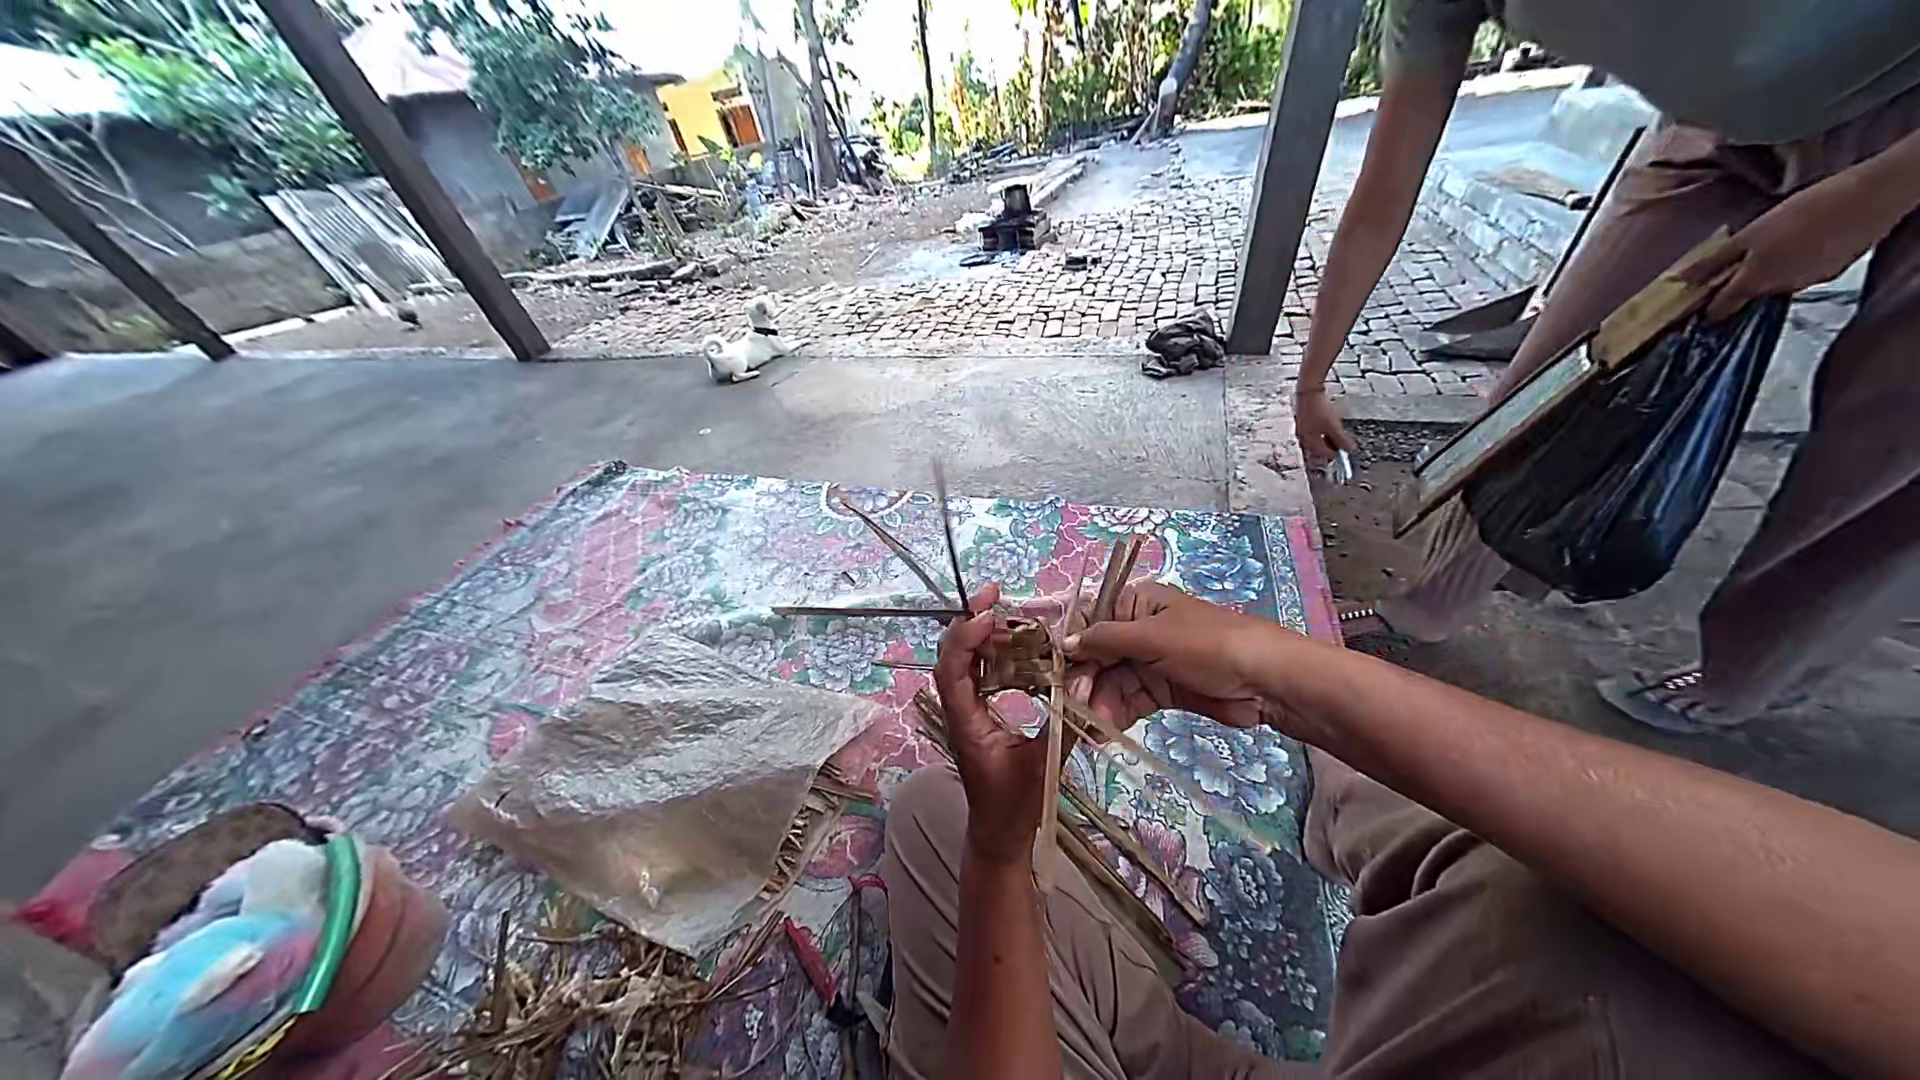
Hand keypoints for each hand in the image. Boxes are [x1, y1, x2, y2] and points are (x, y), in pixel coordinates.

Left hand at [934, 583, 1050, 866]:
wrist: (999, 834)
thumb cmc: (1015, 806)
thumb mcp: (1043, 768)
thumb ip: (1064, 728)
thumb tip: (1087, 689)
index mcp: (967, 722)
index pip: (952, 671)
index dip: (965, 638)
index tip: (988, 613)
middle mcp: (960, 710)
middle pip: (952, 657)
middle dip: (969, 621)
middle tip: (994, 594)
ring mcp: (967, 710)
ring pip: (963, 661)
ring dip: (979, 633)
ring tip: (1004, 609)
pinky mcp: (979, 712)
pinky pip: (978, 673)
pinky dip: (990, 651)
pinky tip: (1011, 641)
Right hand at [1063, 582, 1305, 732]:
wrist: (1265, 681)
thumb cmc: (1207, 645)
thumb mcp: (1152, 636)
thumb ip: (1105, 639)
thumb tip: (1065, 643)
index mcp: (1135, 604)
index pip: (1090, 621)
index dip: (1071, 646)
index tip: (1054, 671)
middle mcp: (1137, 631)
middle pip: (1096, 656)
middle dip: (1084, 681)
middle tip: (1074, 706)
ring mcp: (1149, 662)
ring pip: (1110, 682)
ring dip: (1097, 703)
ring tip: (1091, 725)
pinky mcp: (1160, 691)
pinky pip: (1128, 701)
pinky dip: (1114, 715)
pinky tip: (1103, 730)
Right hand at [1294, 385, 1355, 466]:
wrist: (1308, 391)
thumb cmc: (1319, 408)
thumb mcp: (1334, 426)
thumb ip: (1341, 440)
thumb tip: (1349, 449)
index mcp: (1309, 442)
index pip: (1324, 454)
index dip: (1337, 454)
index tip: (1347, 450)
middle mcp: (1303, 438)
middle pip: (1317, 450)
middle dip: (1330, 449)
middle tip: (1342, 446)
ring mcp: (1301, 430)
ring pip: (1314, 442)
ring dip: (1326, 442)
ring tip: (1336, 437)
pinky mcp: (1302, 423)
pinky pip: (1312, 434)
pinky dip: (1321, 435)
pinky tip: (1327, 429)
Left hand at [1686, 174, 1885, 320]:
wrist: (1875, 192)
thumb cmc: (1804, 212)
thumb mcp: (1747, 236)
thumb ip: (1712, 263)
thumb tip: (1680, 281)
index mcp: (1754, 283)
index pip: (1722, 309)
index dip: (1707, 310)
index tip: (1697, 306)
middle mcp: (1782, 288)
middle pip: (1749, 297)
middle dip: (1738, 287)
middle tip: (1733, 268)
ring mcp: (1812, 279)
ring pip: (1777, 285)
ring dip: (1767, 275)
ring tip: (1769, 251)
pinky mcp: (1837, 268)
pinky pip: (1803, 274)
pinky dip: (1794, 266)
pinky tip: (1798, 246)